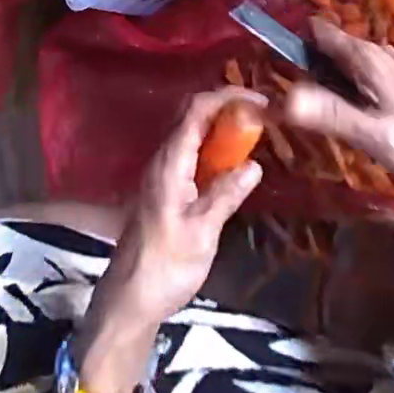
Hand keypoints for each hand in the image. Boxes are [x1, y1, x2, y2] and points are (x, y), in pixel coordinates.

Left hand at [74, 87, 266, 392]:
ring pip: (192, 129)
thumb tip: (254, 165)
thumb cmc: (165, 265)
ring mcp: (165, 169)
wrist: (132, 295)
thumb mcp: (201, 233)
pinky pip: (193, 149)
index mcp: (170, 162)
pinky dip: (215, 143)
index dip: (226, 97)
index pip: (196, 110)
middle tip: (261, 111)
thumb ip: (225, 195)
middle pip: (192, 113)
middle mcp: (164, 157)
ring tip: (255, 127)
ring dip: (221, 122)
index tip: (259, 100)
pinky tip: (235, 156)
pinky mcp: (168, 183)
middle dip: (225, 103)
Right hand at [282, 18, 393, 215]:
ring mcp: (389, 70)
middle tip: (298, 112)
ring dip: (325, 87)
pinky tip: (351, 127)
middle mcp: (375, 53)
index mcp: (365, 56)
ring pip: (340, 67)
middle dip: (305, 72)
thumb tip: (274, 98)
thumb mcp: (371, 135)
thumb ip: (324, 113)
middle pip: (325, 49)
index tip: (274, 74)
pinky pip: (357, 81)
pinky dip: (345, 96)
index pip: (314, 31)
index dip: (291, 45)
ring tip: (321, 123)